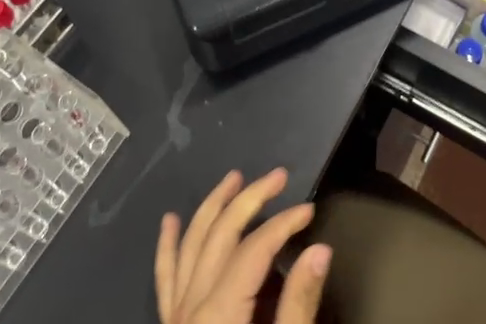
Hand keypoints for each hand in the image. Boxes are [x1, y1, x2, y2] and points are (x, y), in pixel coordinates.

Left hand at [156, 168, 332, 323]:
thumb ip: (299, 306)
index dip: (282, 223)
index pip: (253, 248)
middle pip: (219, 236)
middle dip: (249, 199)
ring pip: (189, 246)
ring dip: (211, 208)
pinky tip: (169, 222)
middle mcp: (191, 307)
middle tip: (279, 175)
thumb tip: (320, 250)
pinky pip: (164, 278)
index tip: (311, 212)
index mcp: (220, 313)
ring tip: (231, 179)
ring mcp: (175, 317)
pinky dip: (168, 246)